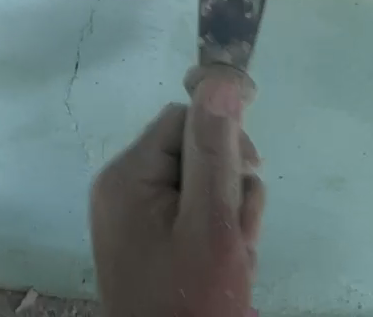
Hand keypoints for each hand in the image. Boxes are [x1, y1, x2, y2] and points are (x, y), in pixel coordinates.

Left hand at [90, 71, 264, 316]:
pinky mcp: (146, 242)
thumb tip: (220, 78)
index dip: (222, 139)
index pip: (184, 120)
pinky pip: (189, 215)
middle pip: (192, 151)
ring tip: (233, 260)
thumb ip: (215, 151)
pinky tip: (225, 269)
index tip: (250, 175)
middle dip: (227, 186)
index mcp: (126, 175)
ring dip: (227, 215)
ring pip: (198, 185)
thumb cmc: (192, 304)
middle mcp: (122, 187)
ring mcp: (132, 218)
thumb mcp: (211, 223)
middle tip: (238, 235)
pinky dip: (214, 236)